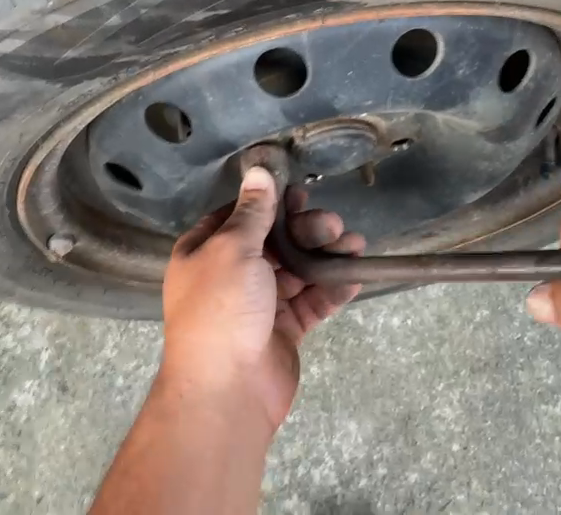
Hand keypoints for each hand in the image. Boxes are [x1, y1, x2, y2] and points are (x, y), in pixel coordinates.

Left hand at [158, 166, 365, 429]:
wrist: (226, 391)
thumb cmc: (221, 308)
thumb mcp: (233, 248)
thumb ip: (253, 211)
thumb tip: (258, 170)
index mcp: (205, 251)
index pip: (239, 216)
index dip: (270, 203)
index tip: (299, 193)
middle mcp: (230, 274)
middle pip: (274, 241)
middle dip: (305, 229)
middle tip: (332, 223)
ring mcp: (258, 304)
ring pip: (296, 269)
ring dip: (325, 255)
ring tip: (354, 244)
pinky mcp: (283, 330)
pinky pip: (310, 302)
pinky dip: (331, 288)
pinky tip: (354, 275)